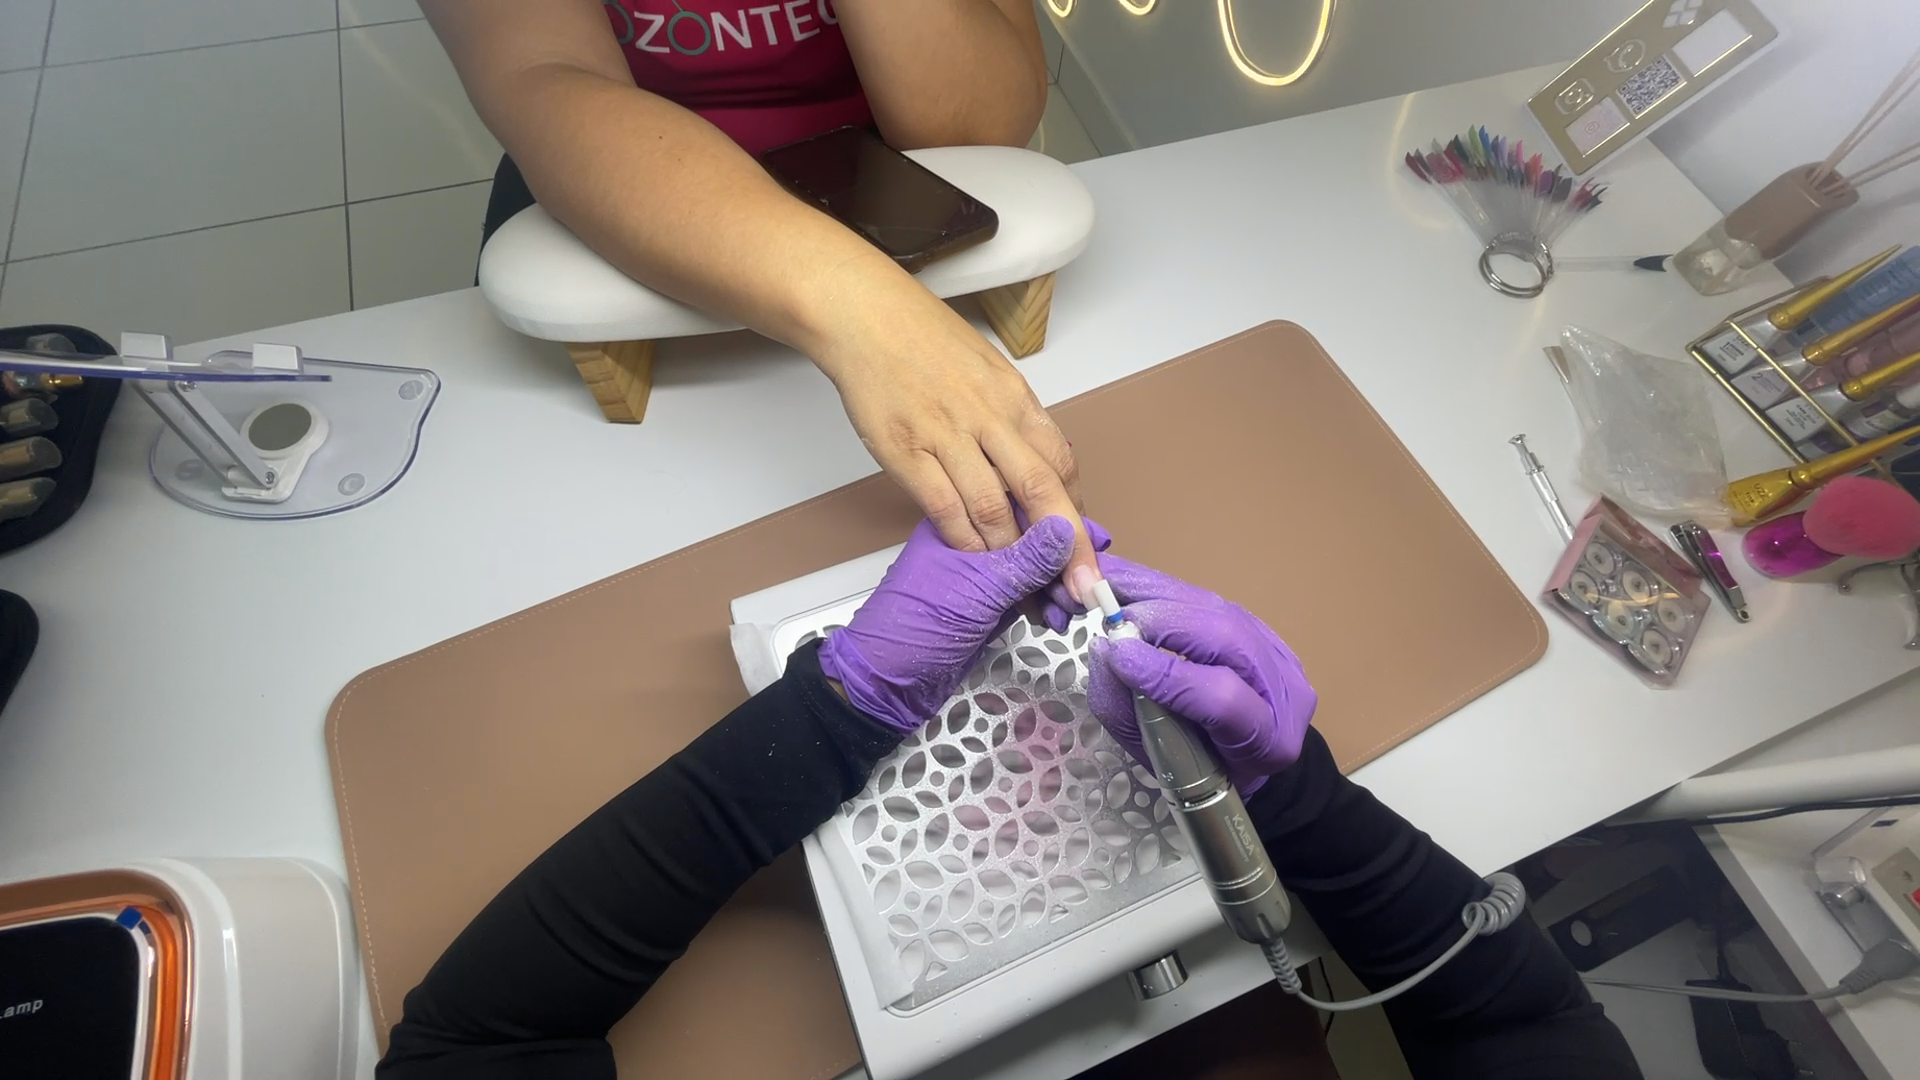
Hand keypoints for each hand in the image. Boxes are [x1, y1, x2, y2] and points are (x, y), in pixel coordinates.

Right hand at [806, 269, 1095, 600]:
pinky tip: (972, 555)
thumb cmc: (927, 342)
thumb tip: (1037, 473)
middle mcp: (989, 417)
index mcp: (1015, 398)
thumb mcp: (989, 373)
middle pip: (1040, 491)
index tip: (1084, 548)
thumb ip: (1014, 424)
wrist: (866, 317)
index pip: (1061, 464)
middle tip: (1078, 586)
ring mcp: (946, 435)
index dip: (1077, 513)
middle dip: (1066, 546)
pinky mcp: (906, 451)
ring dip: (1009, 553)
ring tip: (1018, 581)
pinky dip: (963, 539)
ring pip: (993, 508)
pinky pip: (943, 507)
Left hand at [819, 515, 1075, 731]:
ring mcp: (984, 568)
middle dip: (1067, 558)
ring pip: (1037, 563)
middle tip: (1088, 588)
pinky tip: (1059, 615)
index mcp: (962, 515)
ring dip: (1060, 584)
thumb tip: (1069, 525)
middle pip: (1036, 531)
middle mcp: (975, 533)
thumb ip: (1025, 559)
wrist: (888, 682)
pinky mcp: (990, 597)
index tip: (1098, 546)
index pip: (1023, 500)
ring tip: (1072, 608)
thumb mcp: (978, 589)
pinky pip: (1030, 589)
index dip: (1063, 521)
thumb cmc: (922, 627)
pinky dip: (1047, 601)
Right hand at [1085, 555, 1316, 793]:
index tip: (1115, 653)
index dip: (1166, 673)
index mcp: (1266, 739)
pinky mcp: (1259, 622)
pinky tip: (1126, 581)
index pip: (1222, 699)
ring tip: (1108, 587)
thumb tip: (1101, 650)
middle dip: (1160, 620)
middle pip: (1226, 636)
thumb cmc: (1197, 762)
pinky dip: (1159, 586)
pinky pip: (1206, 596)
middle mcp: (1283, 687)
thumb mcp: (1156, 753)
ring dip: (1154, 592)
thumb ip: (1126, 709)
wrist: (1245, 751)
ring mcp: (1276, 649)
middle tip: (1110, 618)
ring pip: (1216, 607)